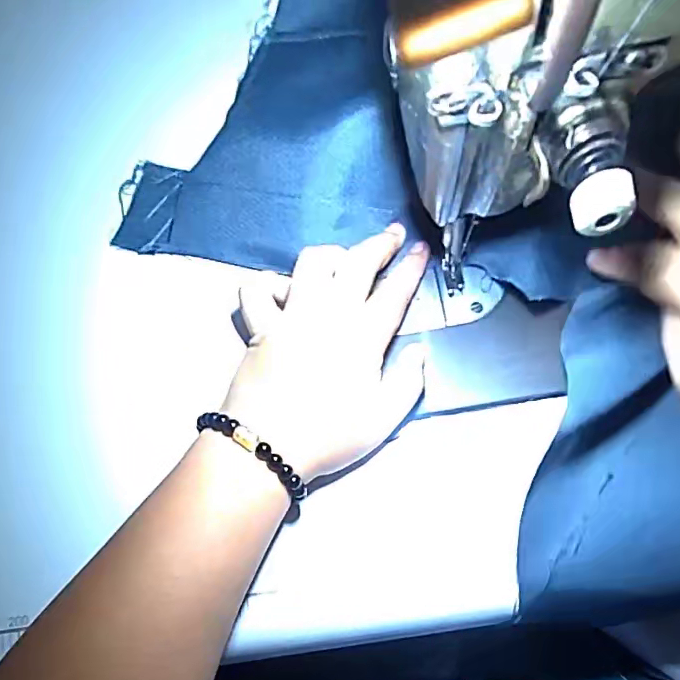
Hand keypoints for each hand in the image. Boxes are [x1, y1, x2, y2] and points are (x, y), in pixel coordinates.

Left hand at [221, 225, 430, 480]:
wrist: (268, 444)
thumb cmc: (330, 436)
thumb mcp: (384, 419)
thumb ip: (408, 383)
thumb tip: (418, 354)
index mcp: (363, 336)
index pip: (394, 291)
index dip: (411, 267)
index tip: (421, 249)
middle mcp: (328, 314)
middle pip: (356, 263)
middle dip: (378, 243)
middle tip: (392, 234)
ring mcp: (290, 315)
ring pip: (311, 262)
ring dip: (332, 253)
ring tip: (342, 259)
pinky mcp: (259, 326)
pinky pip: (258, 287)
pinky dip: (270, 282)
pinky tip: (283, 291)